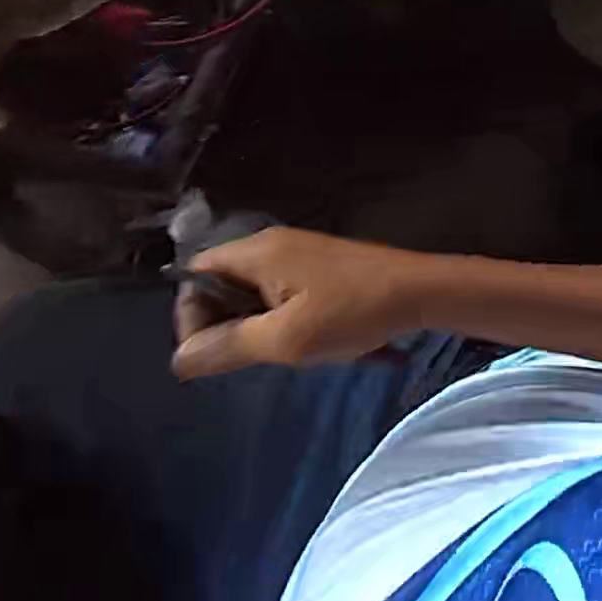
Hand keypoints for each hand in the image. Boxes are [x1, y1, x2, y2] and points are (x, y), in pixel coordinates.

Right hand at [171, 227, 429, 378]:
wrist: (421, 291)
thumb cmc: (352, 311)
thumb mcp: (284, 339)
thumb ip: (226, 346)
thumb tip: (180, 357)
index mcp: (260, 251)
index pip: (195, 276)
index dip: (191, 317)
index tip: (214, 352)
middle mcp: (278, 243)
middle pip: (224, 284)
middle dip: (231, 325)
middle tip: (257, 354)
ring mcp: (305, 252)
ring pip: (257, 294)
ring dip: (264, 327)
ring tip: (293, 348)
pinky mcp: (326, 266)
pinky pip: (287, 293)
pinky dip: (290, 319)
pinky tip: (317, 339)